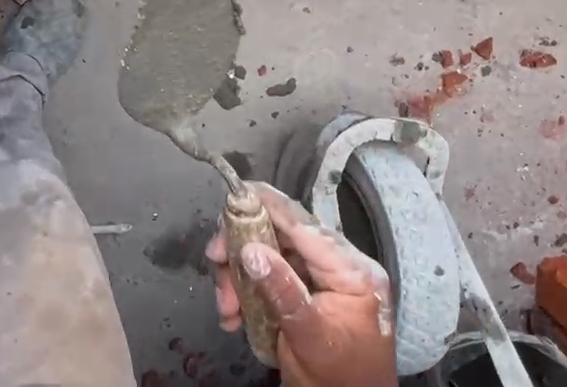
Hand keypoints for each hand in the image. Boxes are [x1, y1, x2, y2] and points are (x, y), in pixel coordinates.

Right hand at [204, 182, 394, 386]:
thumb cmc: (340, 383)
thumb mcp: (311, 341)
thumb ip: (284, 293)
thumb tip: (250, 250)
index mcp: (351, 271)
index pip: (301, 222)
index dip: (263, 205)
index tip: (228, 198)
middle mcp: (336, 266)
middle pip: (277, 233)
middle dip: (240, 250)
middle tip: (214, 264)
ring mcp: (319, 278)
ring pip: (264, 252)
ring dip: (237, 275)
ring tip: (226, 308)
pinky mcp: (303, 290)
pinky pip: (265, 273)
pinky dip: (244, 290)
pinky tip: (233, 315)